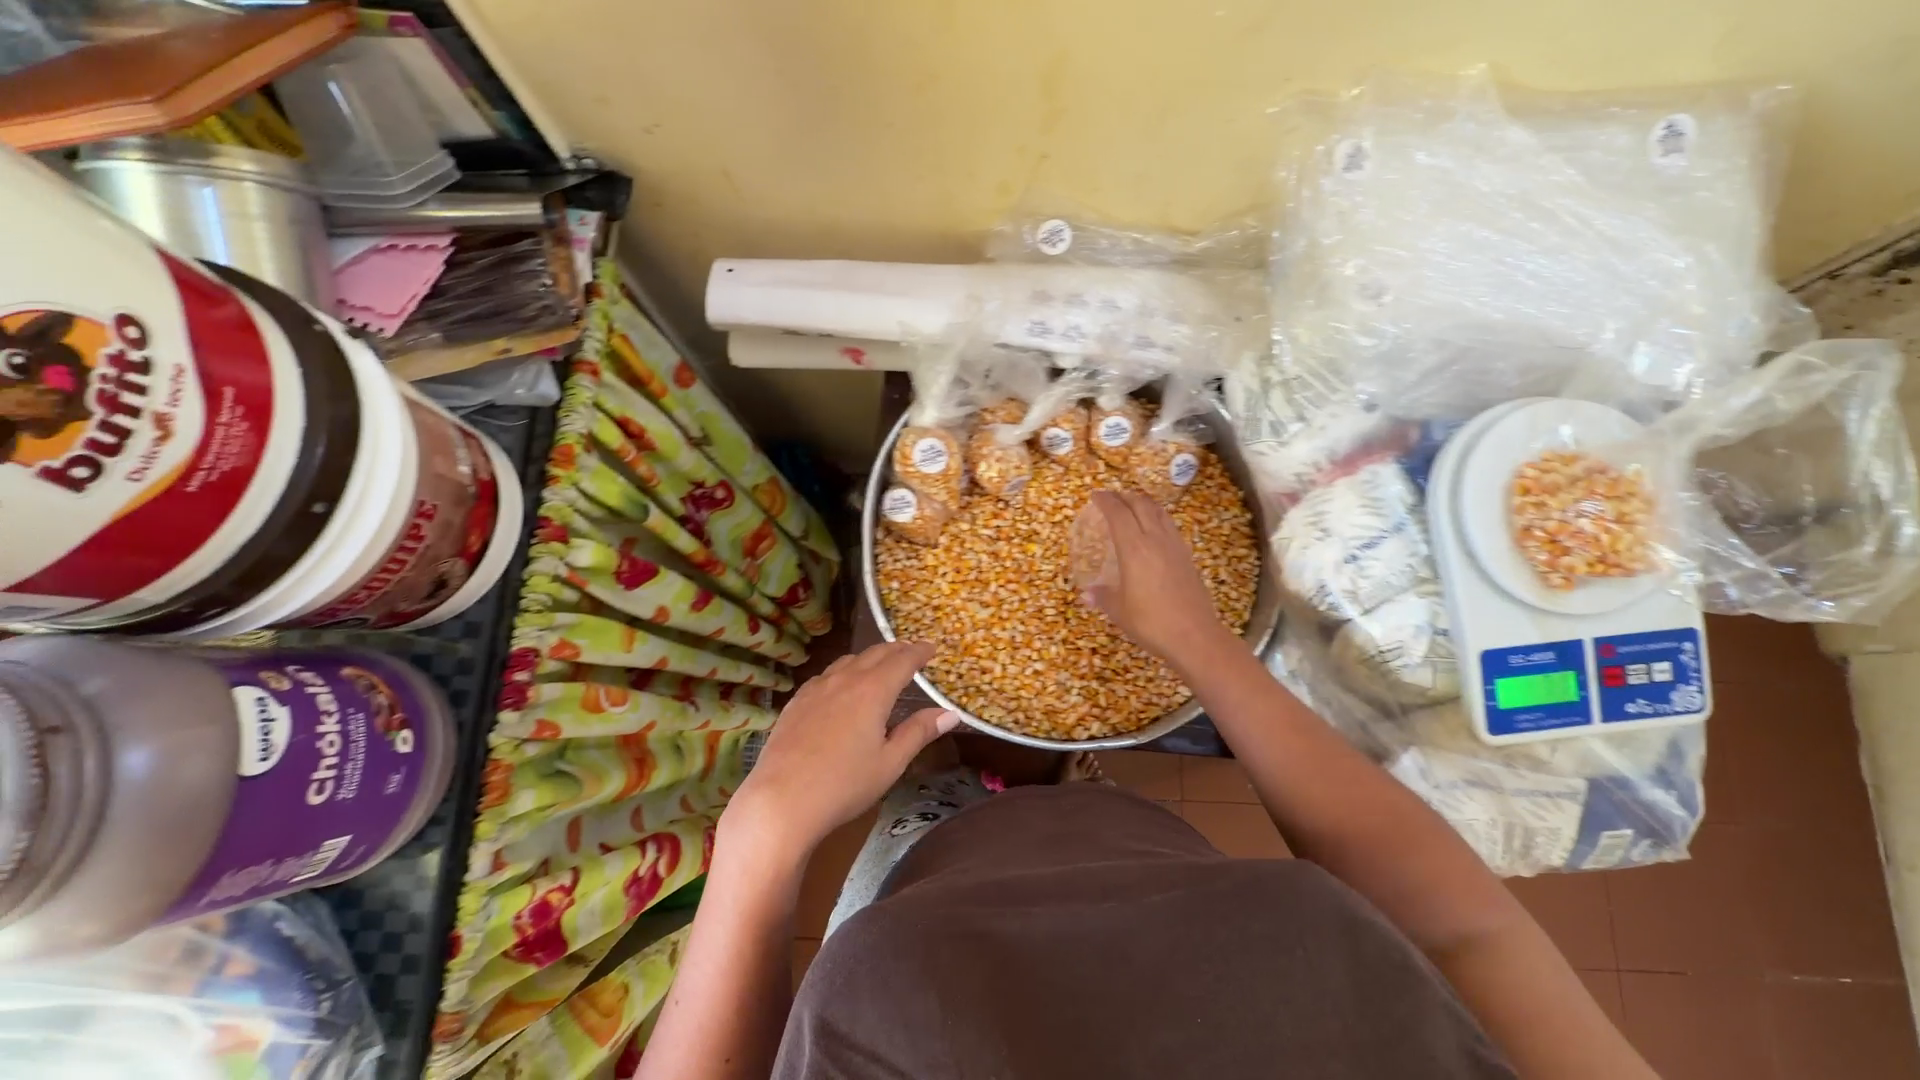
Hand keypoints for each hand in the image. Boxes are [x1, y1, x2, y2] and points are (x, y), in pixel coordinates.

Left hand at [725, 641, 957, 853]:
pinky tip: (840, 686)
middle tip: (911, 650)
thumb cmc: (844, 785)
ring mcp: (815, 689)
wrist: (781, 800)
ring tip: (879, 664)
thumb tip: (950, 713)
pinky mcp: (796, 703)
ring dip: (868, 658)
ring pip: (847, 661)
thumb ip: (918, 733)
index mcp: (873, 691)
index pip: (902, 661)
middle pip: (874, 654)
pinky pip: (826, 676)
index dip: (919, 652)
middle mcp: (844, 680)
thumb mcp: (890, 763)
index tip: (931, 647)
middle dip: (896, 650)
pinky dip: (843, 671)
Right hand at [1082, 489, 1233, 665]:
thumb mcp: (1120, 612)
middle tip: (1111, 498)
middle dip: (1124, 496)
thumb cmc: (1151, 623)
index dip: (1105, 501)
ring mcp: (1175, 546)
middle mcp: (1156, 540)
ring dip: (1144, 503)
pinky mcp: (1188, 557)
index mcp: (1134, 549)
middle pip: (1141, 504)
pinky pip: (1170, 526)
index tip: (1094, 495)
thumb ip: (1103, 597)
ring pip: (1159, 512)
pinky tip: (1154, 530)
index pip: (1118, 513)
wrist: (1195, 636)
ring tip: (1133, 506)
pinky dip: (1158, 518)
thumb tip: (1087, 594)